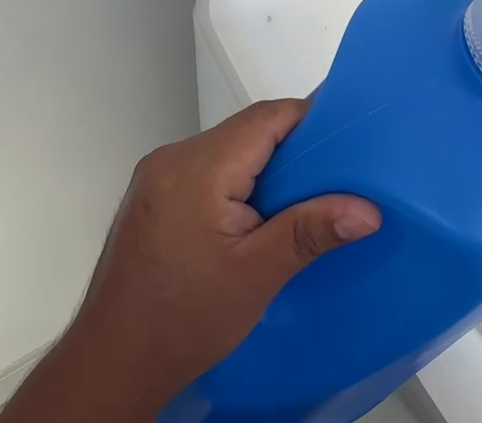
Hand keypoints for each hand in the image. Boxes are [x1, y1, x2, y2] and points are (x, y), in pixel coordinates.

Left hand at [5, 99, 380, 422]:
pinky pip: (209, 166)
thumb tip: (369, 209)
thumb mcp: (258, 276)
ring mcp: (159, 174)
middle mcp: (174, 157)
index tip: (349, 144)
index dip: (312, 121)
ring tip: (303, 197)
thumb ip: (311, 231)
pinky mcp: (154, 193)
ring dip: (266, 164)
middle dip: (293, 147)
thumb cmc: (184, 320)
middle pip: (248, 129)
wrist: (112, 363)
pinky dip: (239, 178)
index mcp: (199, 168)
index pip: (267, 117)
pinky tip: (259, 212)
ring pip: (229, 146)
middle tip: (335, 176)